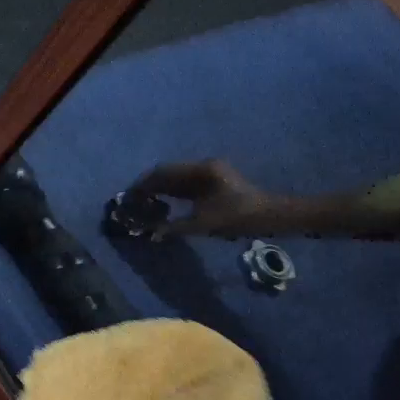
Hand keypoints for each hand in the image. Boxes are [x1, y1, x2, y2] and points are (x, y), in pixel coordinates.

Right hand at [127, 159, 274, 237]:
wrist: (271, 217)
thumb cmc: (238, 217)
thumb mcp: (203, 224)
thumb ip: (174, 227)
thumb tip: (151, 233)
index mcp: (200, 170)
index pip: (162, 172)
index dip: (142, 184)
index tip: (128, 197)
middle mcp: (202, 166)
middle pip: (166, 173)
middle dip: (147, 186)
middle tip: (131, 202)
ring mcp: (207, 173)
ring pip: (174, 178)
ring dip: (157, 189)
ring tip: (142, 204)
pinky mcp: (211, 182)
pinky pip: (183, 184)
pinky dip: (169, 193)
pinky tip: (161, 204)